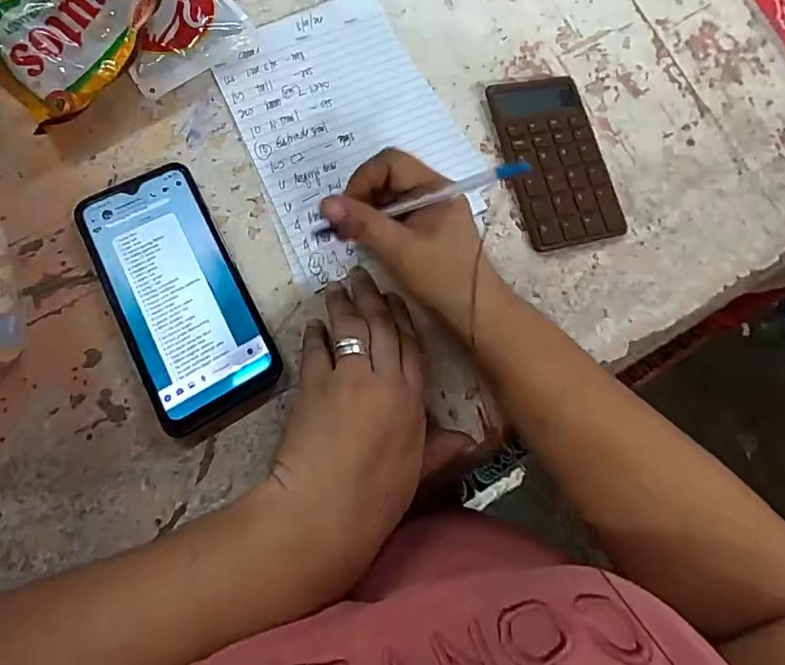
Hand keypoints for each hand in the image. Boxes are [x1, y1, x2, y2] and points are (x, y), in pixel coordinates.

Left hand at [264, 271, 466, 583]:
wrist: (324, 510)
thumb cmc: (377, 498)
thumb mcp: (417, 473)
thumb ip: (441, 450)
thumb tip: (471, 441)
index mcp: (410, 399)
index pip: (411, 346)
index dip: (404, 318)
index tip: (396, 297)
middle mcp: (382, 379)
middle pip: (379, 326)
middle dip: (371, 296)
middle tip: (361, 274)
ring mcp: (346, 377)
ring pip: (348, 328)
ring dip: (342, 304)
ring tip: (337, 286)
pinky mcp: (314, 383)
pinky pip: (317, 349)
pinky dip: (315, 333)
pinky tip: (314, 323)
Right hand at [318, 149, 501, 339]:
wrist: (477, 315)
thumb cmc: (443, 278)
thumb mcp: (399, 250)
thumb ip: (363, 223)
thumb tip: (326, 203)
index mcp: (435, 187)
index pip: (390, 162)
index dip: (362, 179)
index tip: (346, 209)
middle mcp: (433, 191)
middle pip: (387, 176)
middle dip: (361, 196)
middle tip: (342, 224)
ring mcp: (429, 209)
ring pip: (387, 196)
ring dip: (365, 211)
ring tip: (349, 234)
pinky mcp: (424, 227)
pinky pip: (393, 213)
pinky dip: (375, 223)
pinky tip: (363, 241)